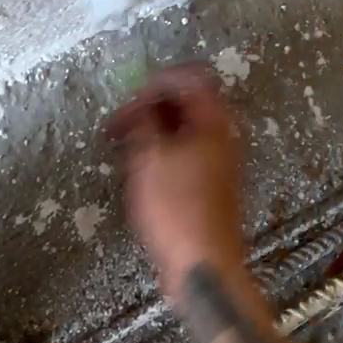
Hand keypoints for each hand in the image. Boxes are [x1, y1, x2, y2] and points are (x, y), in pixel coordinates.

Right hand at [107, 66, 316, 342]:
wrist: (204, 265)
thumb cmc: (177, 207)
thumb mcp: (149, 158)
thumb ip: (143, 121)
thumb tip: (140, 103)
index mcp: (213, 119)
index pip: (190, 77)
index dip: (158, 80)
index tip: (130, 95)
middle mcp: (222, 133)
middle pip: (187, 101)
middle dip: (150, 106)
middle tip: (120, 122)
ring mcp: (219, 158)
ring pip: (183, 127)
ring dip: (153, 129)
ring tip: (122, 144)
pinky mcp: (210, 182)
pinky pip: (185, 150)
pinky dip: (162, 150)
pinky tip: (139, 167)